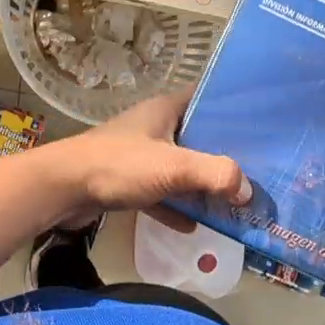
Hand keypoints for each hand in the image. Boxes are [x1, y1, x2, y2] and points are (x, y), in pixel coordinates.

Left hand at [47, 88, 249, 223]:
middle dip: (224, 154)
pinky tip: (196, 225)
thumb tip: (248, 192)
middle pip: (198, 137)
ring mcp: (139, 156)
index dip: (233, 108)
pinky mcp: (127, 184)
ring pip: (180, 168)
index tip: (263, 125)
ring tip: (233, 200)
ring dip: (201, 184)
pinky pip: (161, 195)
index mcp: (165, 110)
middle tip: (256, 170)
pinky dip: (177, 208)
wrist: (61, 191)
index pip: (206, 99)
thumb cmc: (118, 166)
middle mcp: (154, 128)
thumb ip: (215, 175)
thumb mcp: (174, 167)